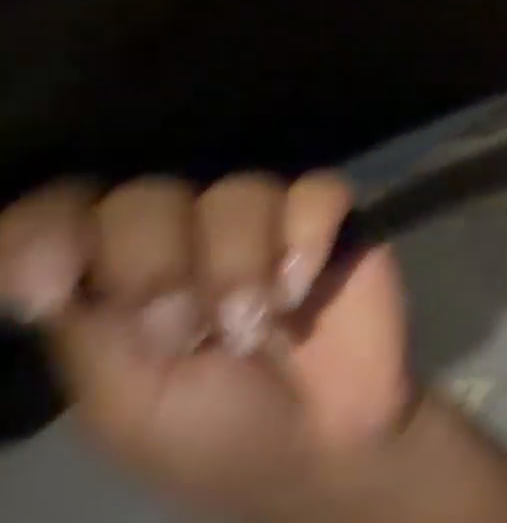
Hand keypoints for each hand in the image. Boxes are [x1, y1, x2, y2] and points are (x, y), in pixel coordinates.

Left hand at [0, 173, 412, 519]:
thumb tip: (61, 267)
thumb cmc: (209, 433)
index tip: (53, 292)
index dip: (43, 232)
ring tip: (255, 323)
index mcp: (109, 279)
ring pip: (238, 191)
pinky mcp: (337, 226)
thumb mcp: (122, 397)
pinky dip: (308, 237)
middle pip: (145, 197)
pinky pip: (319, 193)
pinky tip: (303, 289)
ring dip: (239, 262)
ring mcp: (265, 227)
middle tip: (183, 331)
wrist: (322, 441)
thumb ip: (92, 324)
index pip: (59, 214)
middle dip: (154, 265)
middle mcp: (183, 238)